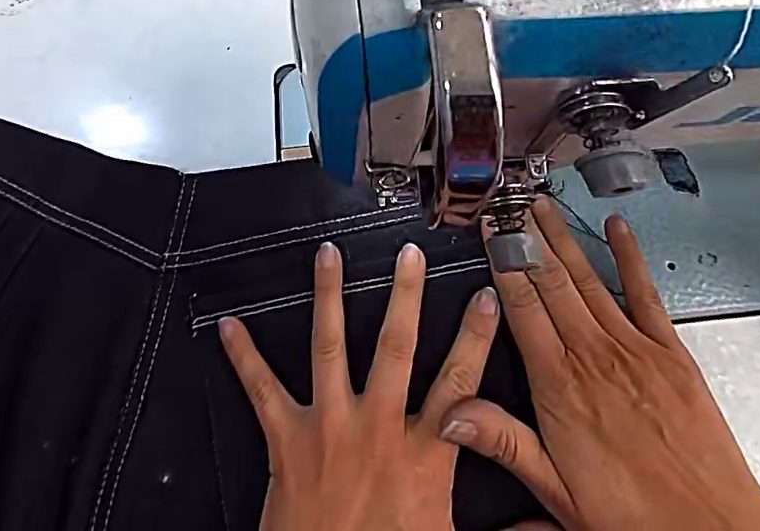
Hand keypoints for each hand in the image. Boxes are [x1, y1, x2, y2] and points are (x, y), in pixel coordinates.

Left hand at [220, 241, 501, 530]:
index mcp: (420, 453)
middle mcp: (375, 428)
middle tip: (410, 254)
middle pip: (396, 347)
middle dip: (406, 295)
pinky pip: (261, 391)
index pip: (459, 382)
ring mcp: (328, 428)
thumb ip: (481, 511)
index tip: (487, 297)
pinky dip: (245, 357)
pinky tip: (231, 327)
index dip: (476, 337)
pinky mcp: (287, 443)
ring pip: (330, 347)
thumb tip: (528, 519)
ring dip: (329, 296)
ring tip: (329, 255)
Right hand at [438, 201, 759, 530]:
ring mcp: (633, 347)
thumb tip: (453, 415)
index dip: (504, 264)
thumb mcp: (557, 492)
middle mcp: (593, 356)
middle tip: (511, 205)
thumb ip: (506, 444)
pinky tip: (616, 228)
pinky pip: (644, 291)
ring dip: (563, 239)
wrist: (710, 528)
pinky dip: (629, 255)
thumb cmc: (635, 517)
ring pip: (588, 279)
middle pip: (551, 282)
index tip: (491, 234)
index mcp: (560, 387)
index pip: (523, 308)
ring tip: (544, 209)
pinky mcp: (668, 349)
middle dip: (528, 238)